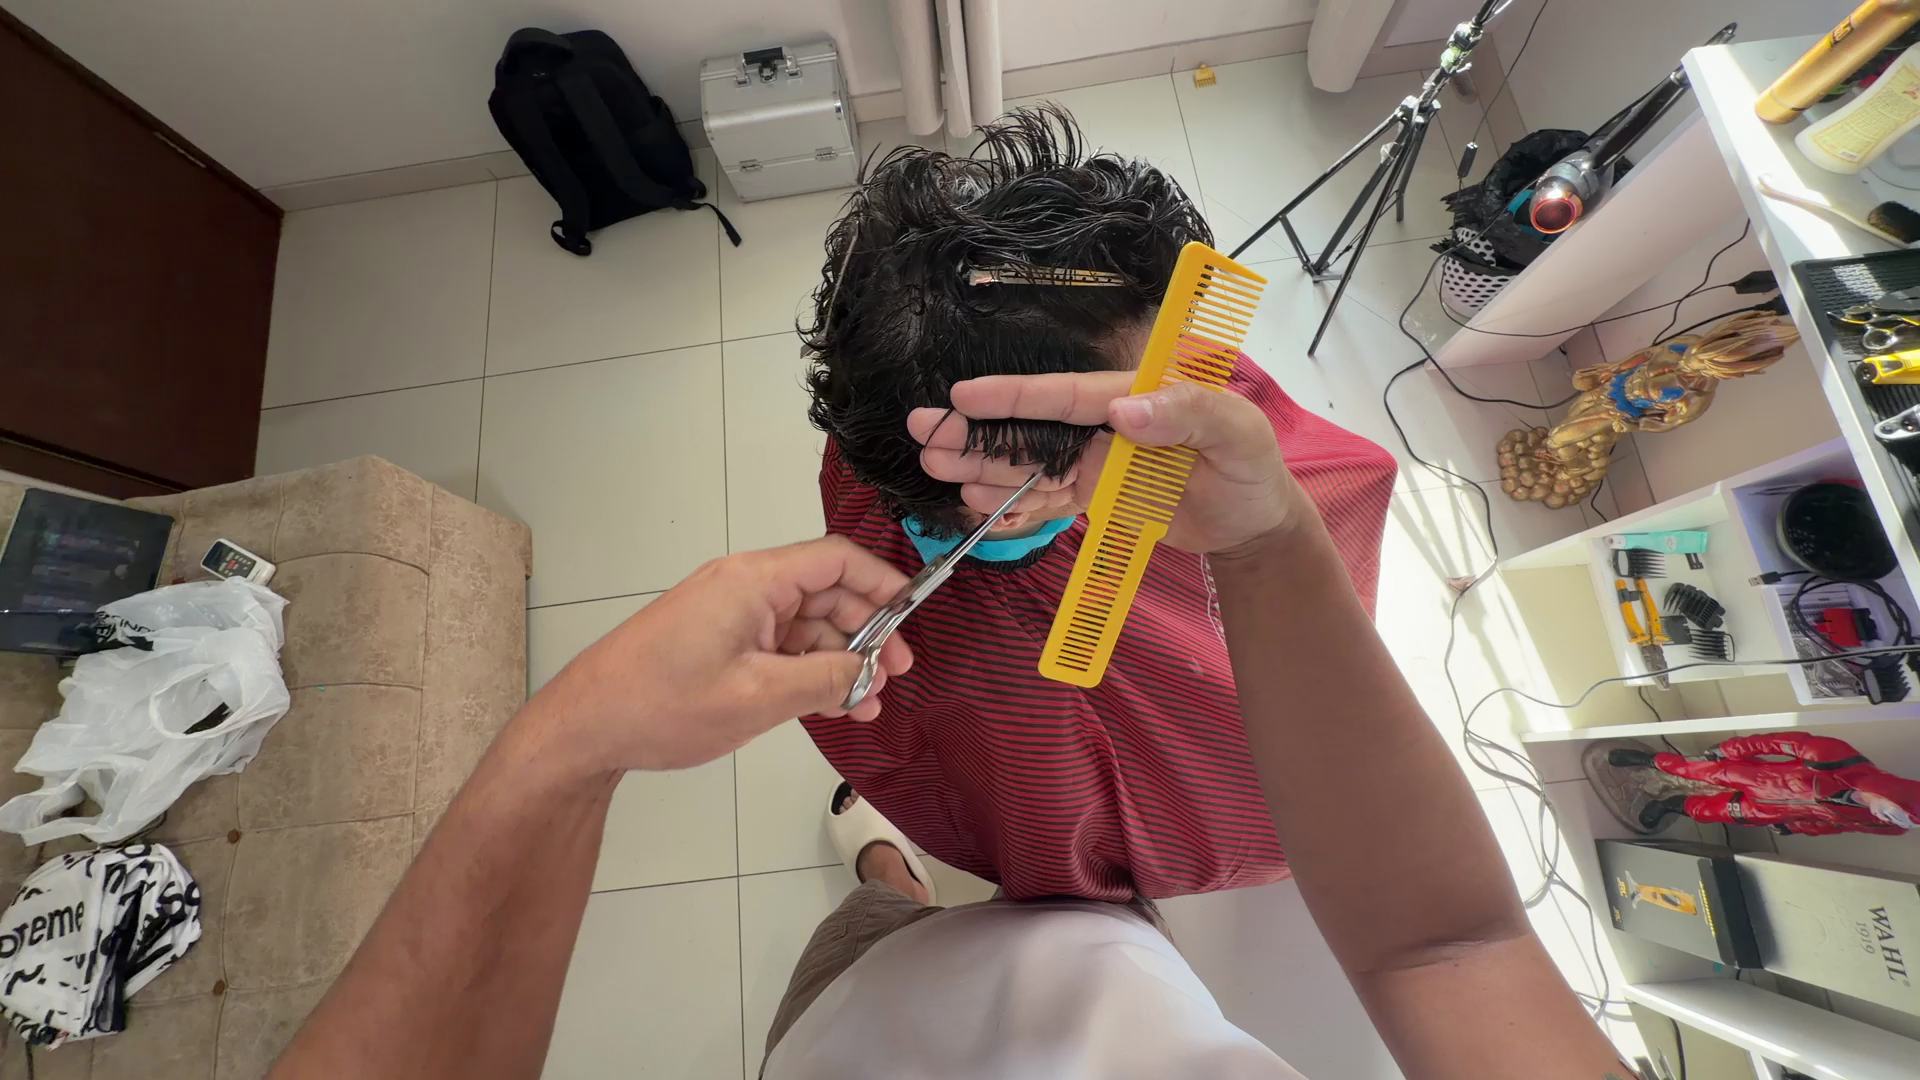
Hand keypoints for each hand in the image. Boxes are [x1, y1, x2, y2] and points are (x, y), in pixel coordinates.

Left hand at [527, 536, 913, 772]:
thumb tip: (867, 670)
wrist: (583, 729)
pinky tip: (832, 703)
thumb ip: (823, 678)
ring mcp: (733, 614)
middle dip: (865, 632)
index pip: (835, 559)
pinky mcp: (723, 640)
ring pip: (806, 625)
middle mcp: (746, 587)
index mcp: (753, 580)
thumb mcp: (756, 697)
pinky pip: (781, 646)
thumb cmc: (663, 706)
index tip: (912, 613)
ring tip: (866, 702)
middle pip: (825, 593)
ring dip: (839, 660)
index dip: (881, 581)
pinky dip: (808, 670)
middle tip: (893, 675)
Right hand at [906, 370, 1309, 554]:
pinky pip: (1045, 497)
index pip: (1067, 395)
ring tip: (937, 466)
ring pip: (1028, 463)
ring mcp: (1095, 463)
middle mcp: (1105, 427)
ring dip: (982, 466)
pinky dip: (1012, 502)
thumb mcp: (1239, 437)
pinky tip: (978, 501)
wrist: (1251, 529)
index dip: (1014, 396)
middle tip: (926, 435)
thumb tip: (1123, 412)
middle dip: (978, 431)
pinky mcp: (1092, 496)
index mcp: (1136, 398)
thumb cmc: (1251, 475)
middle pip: (1032, 427)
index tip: (964, 396)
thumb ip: (1189, 415)